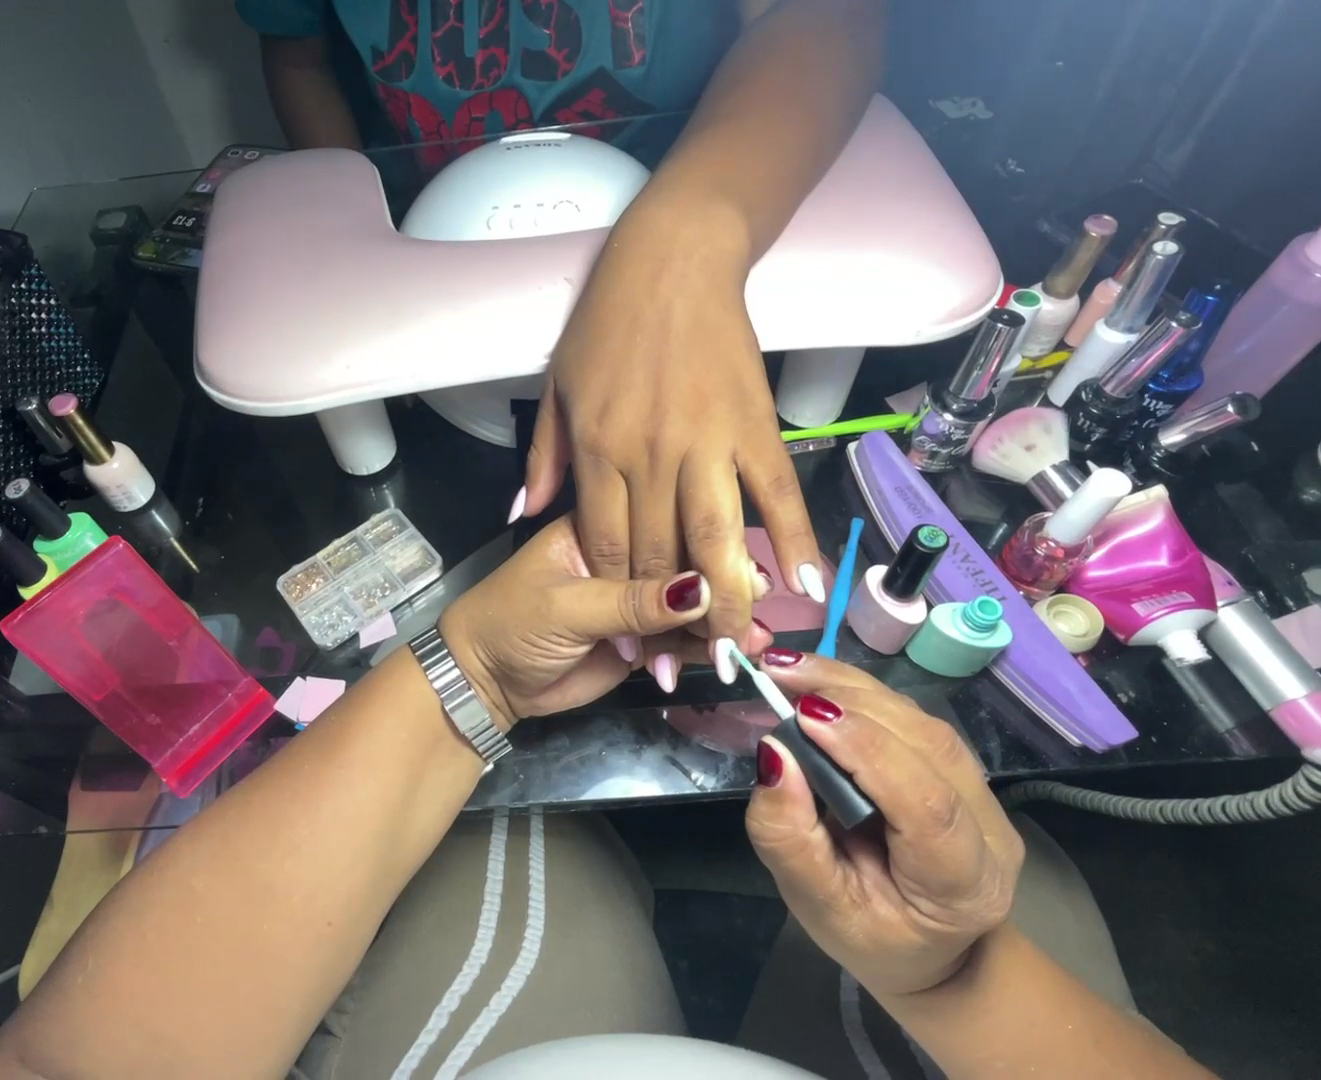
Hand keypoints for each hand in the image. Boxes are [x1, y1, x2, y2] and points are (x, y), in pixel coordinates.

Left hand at [437, 517, 733, 723]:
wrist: (487, 681)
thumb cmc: (512, 624)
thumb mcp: (567, 607)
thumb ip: (631, 601)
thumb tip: (701, 591)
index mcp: (599, 527)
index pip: (660, 525)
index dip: (701, 545)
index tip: (741, 564)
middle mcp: (623, 555)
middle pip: (683, 564)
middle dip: (721, 584)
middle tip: (757, 601)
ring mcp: (634, 598)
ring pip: (688, 604)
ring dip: (721, 620)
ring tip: (754, 637)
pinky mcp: (641, 637)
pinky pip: (680, 638)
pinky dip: (705, 647)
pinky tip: (736, 653)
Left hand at [518, 213, 822, 687]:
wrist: (671, 258)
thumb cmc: (605, 323)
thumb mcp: (555, 387)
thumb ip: (541, 457)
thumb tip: (519, 513)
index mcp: (597, 451)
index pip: (607, 545)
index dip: (619, 600)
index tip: (633, 644)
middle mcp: (649, 457)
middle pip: (660, 554)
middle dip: (671, 619)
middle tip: (690, 668)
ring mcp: (705, 442)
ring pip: (716, 537)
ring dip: (729, 600)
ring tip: (741, 647)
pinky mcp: (754, 425)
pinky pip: (773, 492)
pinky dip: (790, 539)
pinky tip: (800, 585)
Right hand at [743, 652, 1023, 996]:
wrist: (931, 950)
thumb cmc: (871, 936)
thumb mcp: (816, 905)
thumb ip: (790, 838)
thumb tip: (773, 755)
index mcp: (962, 884)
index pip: (927, 804)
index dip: (868, 751)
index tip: (801, 714)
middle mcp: (991, 830)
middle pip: (929, 745)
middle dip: (851, 702)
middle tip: (778, 677)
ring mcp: (983, 793)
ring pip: (922, 721)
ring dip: (852, 686)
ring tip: (786, 668)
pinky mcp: (960, 767)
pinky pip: (913, 717)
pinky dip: (860, 692)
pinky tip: (814, 681)